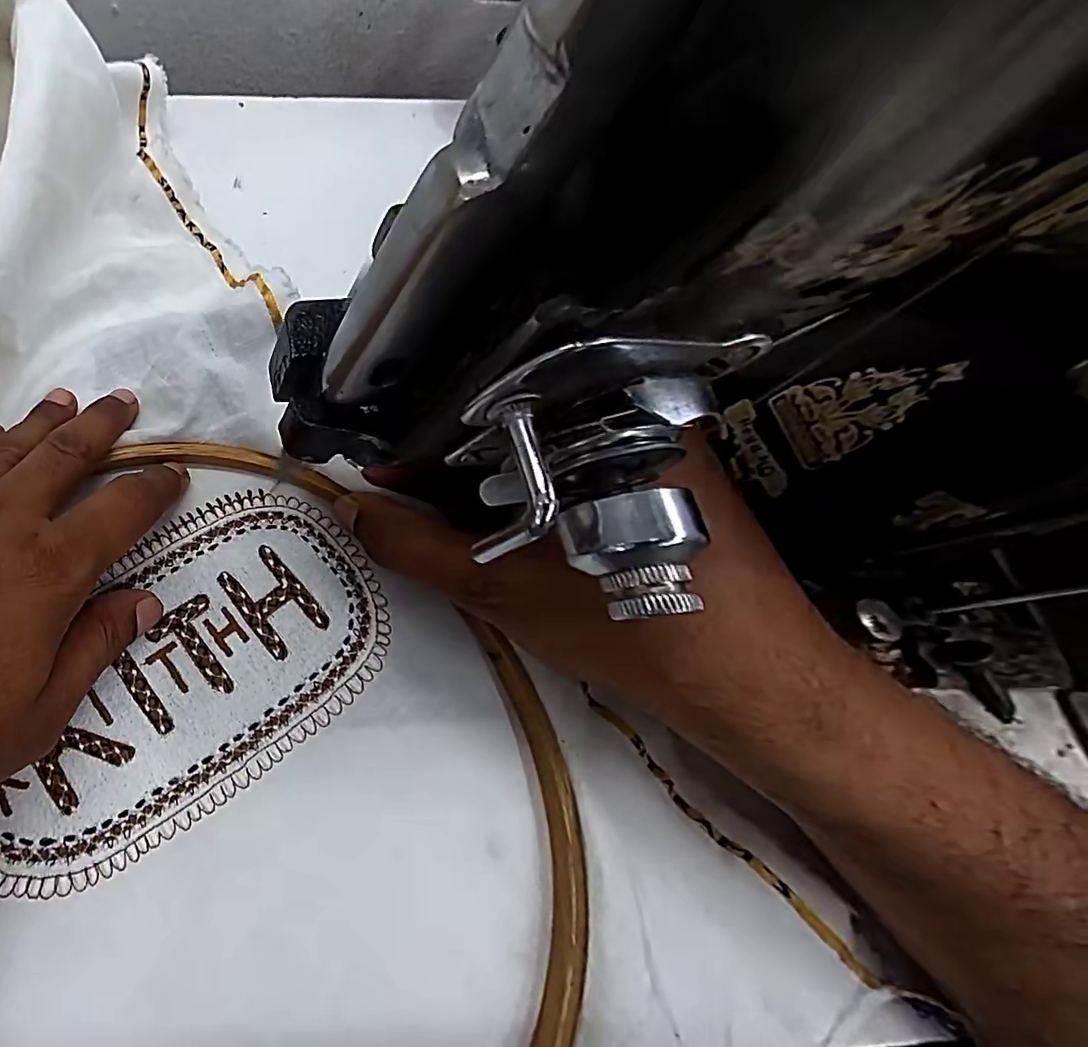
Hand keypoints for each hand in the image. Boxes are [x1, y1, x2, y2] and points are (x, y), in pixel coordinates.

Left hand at [0, 386, 187, 901]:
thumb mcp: (25, 723)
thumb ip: (89, 651)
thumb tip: (144, 601)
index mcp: (46, 573)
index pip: (119, 513)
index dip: (154, 490)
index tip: (176, 473)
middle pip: (65, 456)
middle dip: (103, 429)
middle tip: (126, 403)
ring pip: (7, 448)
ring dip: (44, 424)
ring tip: (69, 401)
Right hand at [332, 432, 869, 733]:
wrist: (755, 686)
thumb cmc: (624, 626)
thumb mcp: (498, 587)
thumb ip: (413, 546)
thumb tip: (353, 512)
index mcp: (592, 428)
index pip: (476, 427)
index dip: (416, 456)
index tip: (380, 480)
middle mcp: (630, 422)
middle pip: (507, 438)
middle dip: (445, 475)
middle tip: (405, 511)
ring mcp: (656, 449)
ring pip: (540, 456)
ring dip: (485, 488)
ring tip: (448, 527)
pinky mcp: (669, 479)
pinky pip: (575, 472)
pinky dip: (529, 496)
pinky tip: (506, 531)